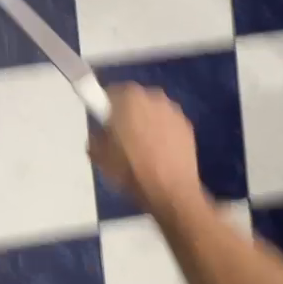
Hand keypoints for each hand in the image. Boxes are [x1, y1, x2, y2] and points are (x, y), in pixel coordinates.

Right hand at [89, 84, 205, 211]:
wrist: (170, 191)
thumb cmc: (131, 171)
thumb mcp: (98, 155)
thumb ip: (96, 135)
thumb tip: (101, 132)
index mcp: (128, 99)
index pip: (108, 92)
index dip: (102, 106)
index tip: (101, 120)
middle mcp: (153, 97)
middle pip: (132, 99)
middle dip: (125, 112)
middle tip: (118, 136)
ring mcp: (173, 111)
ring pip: (151, 111)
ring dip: (144, 121)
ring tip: (140, 147)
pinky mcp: (187, 126)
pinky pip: (167, 123)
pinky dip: (161, 132)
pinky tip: (157, 153)